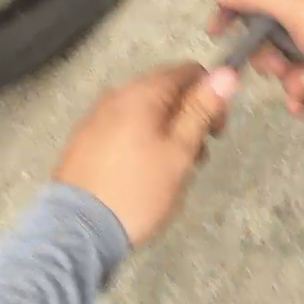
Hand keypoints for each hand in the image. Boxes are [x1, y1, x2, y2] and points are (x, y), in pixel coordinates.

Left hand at [56, 63, 239, 245]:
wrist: (77, 231)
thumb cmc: (138, 189)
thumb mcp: (180, 151)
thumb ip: (201, 110)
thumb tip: (226, 73)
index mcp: (142, 93)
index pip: (189, 72)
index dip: (211, 96)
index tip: (215, 132)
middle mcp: (116, 96)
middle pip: (166, 91)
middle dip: (188, 117)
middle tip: (195, 157)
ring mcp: (96, 117)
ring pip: (145, 112)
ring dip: (166, 132)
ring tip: (170, 171)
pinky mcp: (84, 140)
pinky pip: (124, 128)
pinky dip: (142, 141)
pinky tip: (142, 174)